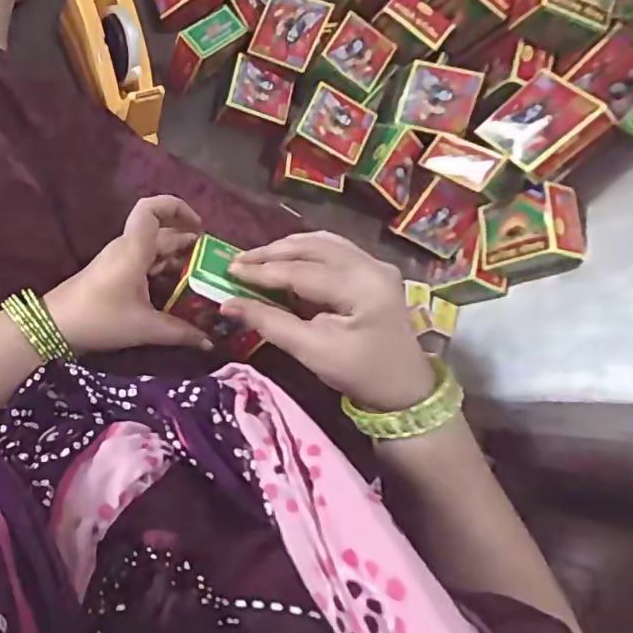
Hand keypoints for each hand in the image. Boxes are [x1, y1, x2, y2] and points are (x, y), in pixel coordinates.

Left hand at [45, 196, 214, 354]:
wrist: (55, 327)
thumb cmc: (99, 319)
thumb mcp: (144, 328)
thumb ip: (180, 333)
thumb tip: (209, 342)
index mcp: (134, 249)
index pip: (152, 208)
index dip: (177, 208)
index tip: (199, 227)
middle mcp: (126, 248)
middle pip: (161, 232)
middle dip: (188, 243)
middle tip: (212, 263)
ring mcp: (117, 260)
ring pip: (153, 249)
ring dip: (176, 259)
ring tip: (200, 279)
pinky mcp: (112, 274)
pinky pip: (143, 263)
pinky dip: (162, 270)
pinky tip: (175, 290)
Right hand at [222, 232, 435, 411]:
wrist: (404, 389)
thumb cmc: (359, 373)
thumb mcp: (311, 351)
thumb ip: (269, 323)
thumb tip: (227, 304)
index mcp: (361, 287)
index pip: (301, 271)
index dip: (261, 271)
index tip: (228, 270)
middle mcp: (371, 266)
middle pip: (313, 247)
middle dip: (271, 253)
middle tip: (237, 262)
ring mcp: (375, 265)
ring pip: (323, 242)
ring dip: (287, 248)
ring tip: (256, 260)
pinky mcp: (373, 270)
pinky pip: (333, 249)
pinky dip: (304, 252)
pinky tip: (285, 260)